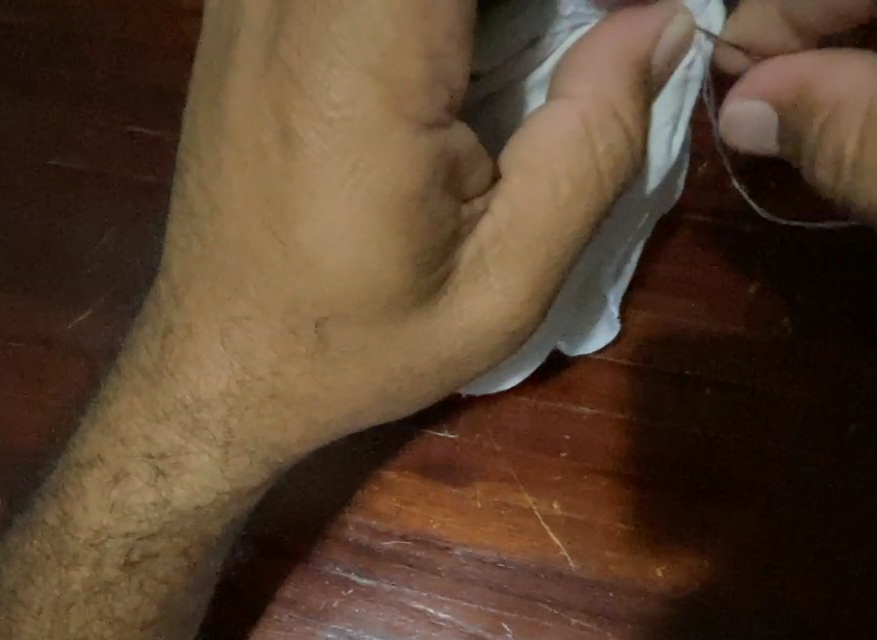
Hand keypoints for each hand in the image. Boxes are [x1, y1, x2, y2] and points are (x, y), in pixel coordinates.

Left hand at [121, 0, 696, 479]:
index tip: (610, 30)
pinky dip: (427, 19)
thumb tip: (659, 23)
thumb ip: (592, 149)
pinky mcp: (239, 5)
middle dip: (531, 4)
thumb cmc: (353, 349)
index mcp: (366, 51)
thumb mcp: (498, 290)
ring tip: (501, 77)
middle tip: (570, 53)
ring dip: (482, 16)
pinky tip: (443, 71)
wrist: (217, 366)